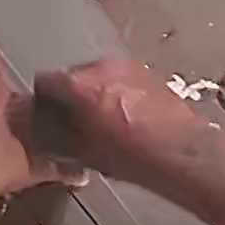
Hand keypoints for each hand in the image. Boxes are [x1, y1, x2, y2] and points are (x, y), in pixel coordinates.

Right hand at [33, 56, 224, 199]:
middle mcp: (102, 68)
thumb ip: (62, 135)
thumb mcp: (86, 152)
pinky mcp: (147, 71)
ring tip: (104, 120)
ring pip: (98, 75)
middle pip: (72, 74)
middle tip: (76, 121)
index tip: (47, 113)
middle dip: (71, 95)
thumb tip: (51, 131)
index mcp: (80, 86)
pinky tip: (126, 116)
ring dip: (95, 92)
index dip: (43, 98)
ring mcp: (127, 66)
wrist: (180, 152)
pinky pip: (120, 78)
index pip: (46, 80)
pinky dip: (117, 92)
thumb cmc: (134, 158)